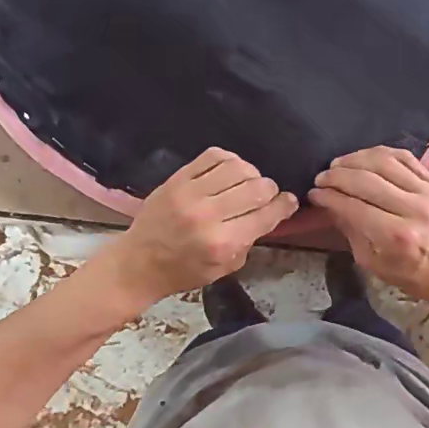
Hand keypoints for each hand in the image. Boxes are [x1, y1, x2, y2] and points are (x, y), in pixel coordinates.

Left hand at [93, 148, 297, 307]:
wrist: (139, 263)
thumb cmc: (184, 271)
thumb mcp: (225, 267)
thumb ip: (249, 240)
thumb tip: (269, 213)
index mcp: (222, 243)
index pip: (266, 214)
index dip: (285, 205)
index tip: (289, 201)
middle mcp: (208, 216)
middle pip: (257, 187)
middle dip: (270, 190)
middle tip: (267, 195)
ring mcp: (190, 194)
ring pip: (238, 167)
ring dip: (251, 173)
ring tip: (248, 182)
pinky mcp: (177, 179)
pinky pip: (212, 156)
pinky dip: (229, 160)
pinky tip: (230, 171)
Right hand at [309, 146, 428, 310]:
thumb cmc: (408, 273)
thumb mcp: (371, 261)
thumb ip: (350, 229)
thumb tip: (330, 203)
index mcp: (396, 235)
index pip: (354, 206)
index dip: (329, 197)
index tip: (314, 193)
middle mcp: (414, 209)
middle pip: (366, 181)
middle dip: (337, 176)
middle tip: (321, 178)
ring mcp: (428, 192)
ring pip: (385, 162)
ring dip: (355, 159)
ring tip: (339, 164)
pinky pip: (405, 157)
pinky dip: (380, 153)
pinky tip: (364, 157)